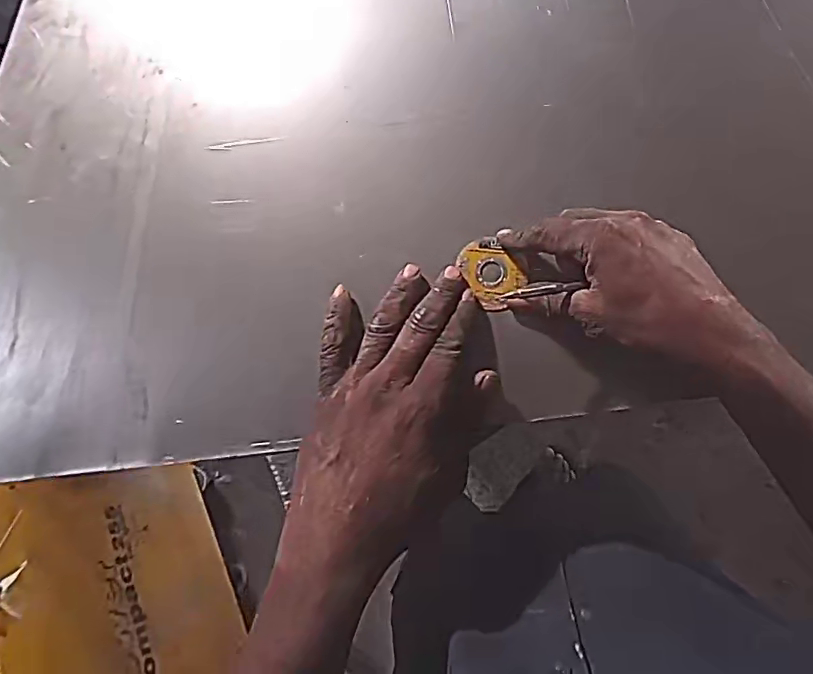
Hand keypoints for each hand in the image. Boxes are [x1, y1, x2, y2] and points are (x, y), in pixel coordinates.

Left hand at [278, 264, 499, 589]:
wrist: (333, 540)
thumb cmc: (398, 513)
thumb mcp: (447, 473)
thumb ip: (467, 422)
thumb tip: (486, 379)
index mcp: (421, 406)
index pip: (448, 348)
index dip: (463, 319)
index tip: (472, 295)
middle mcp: (388, 386)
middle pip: (418, 331)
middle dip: (439, 298)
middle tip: (451, 272)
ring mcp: (353, 387)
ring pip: (380, 330)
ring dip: (399, 298)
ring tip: (413, 271)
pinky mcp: (327, 395)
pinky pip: (332, 350)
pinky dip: (337, 320)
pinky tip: (341, 295)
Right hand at [499, 208, 775, 381]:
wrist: (715, 334)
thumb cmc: (658, 323)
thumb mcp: (594, 314)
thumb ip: (553, 302)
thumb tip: (527, 300)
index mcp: (601, 235)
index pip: (549, 231)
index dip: (523, 239)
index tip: (507, 241)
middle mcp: (626, 221)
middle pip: (575, 223)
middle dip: (555, 243)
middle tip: (542, 267)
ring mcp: (652, 226)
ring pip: (604, 226)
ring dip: (586, 244)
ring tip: (584, 277)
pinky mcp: (671, 237)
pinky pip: (631, 233)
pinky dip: (614, 246)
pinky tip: (617, 273)